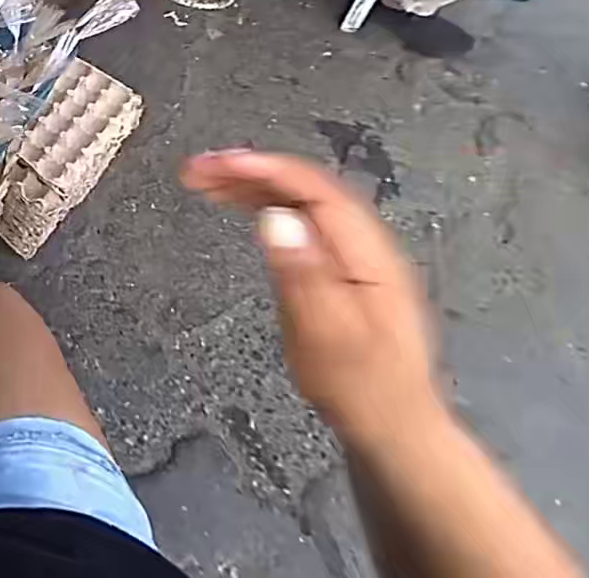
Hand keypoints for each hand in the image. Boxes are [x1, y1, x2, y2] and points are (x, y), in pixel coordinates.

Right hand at [180, 150, 441, 449]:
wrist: (392, 425)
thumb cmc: (359, 386)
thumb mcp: (327, 336)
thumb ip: (302, 274)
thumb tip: (273, 217)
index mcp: (366, 254)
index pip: (314, 190)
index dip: (265, 169)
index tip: (218, 163)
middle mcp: (360, 242)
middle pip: (302, 186)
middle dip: (248, 169)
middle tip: (197, 168)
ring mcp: (348, 250)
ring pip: (295, 198)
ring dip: (248, 182)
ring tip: (202, 179)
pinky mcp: (332, 261)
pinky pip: (294, 215)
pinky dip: (259, 201)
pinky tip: (233, 202)